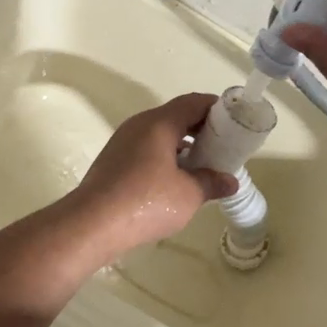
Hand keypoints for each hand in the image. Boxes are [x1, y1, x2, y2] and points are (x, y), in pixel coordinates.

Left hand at [62, 93, 238, 259]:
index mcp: (159, 123)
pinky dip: (165, 155)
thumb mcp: (188, 195)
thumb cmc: (146, 202)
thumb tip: (230, 181)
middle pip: (176, 116)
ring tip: (201, 164)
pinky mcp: (113, 160)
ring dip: (182, 144)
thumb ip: (211, 183)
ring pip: (159, 133)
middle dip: (201, 128)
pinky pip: (146, 148)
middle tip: (222, 145)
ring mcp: (123, 141)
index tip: (234, 121)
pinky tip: (174, 179)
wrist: (92, 223)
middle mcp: (139, 125)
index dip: (215, 108)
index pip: (193, 102)